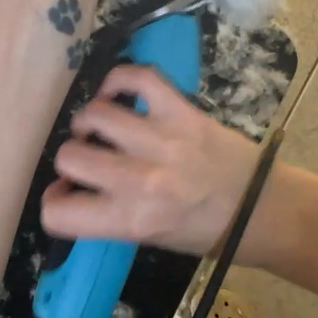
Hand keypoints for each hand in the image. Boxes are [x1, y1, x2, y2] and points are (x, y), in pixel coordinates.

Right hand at [41, 65, 284, 261]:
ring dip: (88, 122)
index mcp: (133, 221)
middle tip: (87, 161)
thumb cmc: (207, 232)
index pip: (60, 212)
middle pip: (70, 156)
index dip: (53, 204)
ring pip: (95, 115)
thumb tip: (72, 188)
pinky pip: (138, 78)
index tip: (64, 196)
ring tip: (99, 128)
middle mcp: (142, 180)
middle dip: (70, 160)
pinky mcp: (183, 111)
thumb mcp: (151, 239)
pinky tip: (116, 94)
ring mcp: (163, 140)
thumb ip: (109, 215)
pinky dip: (119, 80)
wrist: (264, 210)